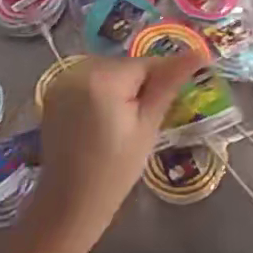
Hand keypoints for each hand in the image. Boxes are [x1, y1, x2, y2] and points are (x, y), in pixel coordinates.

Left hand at [33, 51, 206, 252]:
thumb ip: (169, 83)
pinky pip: (87, 82)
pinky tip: (102, 123)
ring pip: (107, 73)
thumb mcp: (148, 125)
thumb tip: (199, 52)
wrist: (71, 201)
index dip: (164, 81)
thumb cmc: (116, 169)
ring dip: (120, 89)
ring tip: (123, 124)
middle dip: (139, 86)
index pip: (147, 63)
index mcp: (102, 77)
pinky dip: (100, 94)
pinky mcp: (53, 93)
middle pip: (125, 66)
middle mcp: (77, 69)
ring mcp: (61, 80)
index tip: (172, 103)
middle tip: (144, 121)